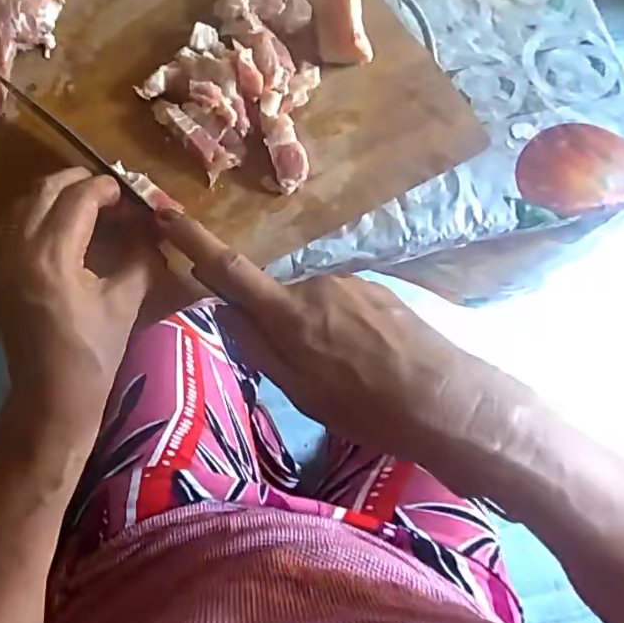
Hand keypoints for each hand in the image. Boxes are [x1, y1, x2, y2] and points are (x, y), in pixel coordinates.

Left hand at [0, 169, 154, 424]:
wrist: (50, 400)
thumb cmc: (93, 356)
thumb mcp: (125, 301)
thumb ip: (138, 253)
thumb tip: (149, 224)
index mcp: (52, 257)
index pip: (78, 199)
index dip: (106, 188)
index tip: (128, 192)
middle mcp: (20, 250)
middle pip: (45, 190)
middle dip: (79, 181)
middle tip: (109, 191)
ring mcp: (3, 260)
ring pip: (26, 204)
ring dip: (57, 195)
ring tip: (90, 204)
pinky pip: (17, 225)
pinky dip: (41, 214)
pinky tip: (67, 227)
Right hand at [154, 210, 538, 492]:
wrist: (457, 406)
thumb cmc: (370, 410)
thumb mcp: (302, 393)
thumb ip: (256, 347)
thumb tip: (225, 310)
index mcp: (289, 313)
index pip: (228, 269)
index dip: (193, 241)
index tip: (166, 212)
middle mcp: (316, 283)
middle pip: (275, 295)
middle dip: (278, 322)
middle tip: (311, 371)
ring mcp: (350, 281)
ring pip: (312, 301)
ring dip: (316, 328)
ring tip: (352, 371)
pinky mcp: (378, 286)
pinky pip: (342, 301)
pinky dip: (344, 325)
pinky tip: (373, 359)